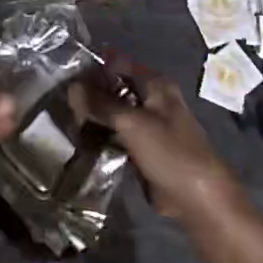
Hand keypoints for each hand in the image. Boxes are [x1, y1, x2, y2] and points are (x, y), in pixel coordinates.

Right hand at [76, 67, 244, 225]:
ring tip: (70, 125)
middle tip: (65, 108)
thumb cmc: (170, 153)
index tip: (67, 79)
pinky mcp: (141, 148)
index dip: (94, 68)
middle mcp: (151, 99)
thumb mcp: (133, 124)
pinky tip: (82, 141)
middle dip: (90, 96)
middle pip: (114, 89)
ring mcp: (146, 125)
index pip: (119, 64)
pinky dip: (100, 137)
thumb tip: (71, 87)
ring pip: (112, 114)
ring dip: (93, 118)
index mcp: (155, 84)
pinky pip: (115, 135)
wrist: (197, 198)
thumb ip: (101, 104)